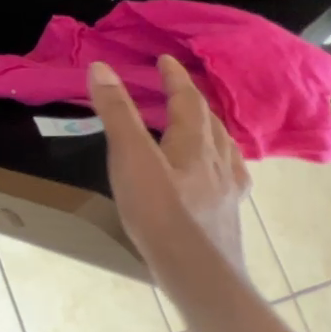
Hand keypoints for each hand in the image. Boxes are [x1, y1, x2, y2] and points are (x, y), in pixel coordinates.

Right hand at [89, 56, 249, 273]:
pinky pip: (226, 173)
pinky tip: (209, 171)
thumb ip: (117, 112)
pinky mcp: (226, 212)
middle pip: (211, 123)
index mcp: (196, 145)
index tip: (166, 59)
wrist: (198, 272)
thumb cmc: (159, 210)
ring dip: (208, 128)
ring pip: (224, 148)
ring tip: (196, 123)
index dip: (176, 79)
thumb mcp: (130, 156)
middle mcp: (220, 162)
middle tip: (177, 87)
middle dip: (194, 102)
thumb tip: (102, 68)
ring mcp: (228, 190)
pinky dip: (216, 157)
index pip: (188, 102)